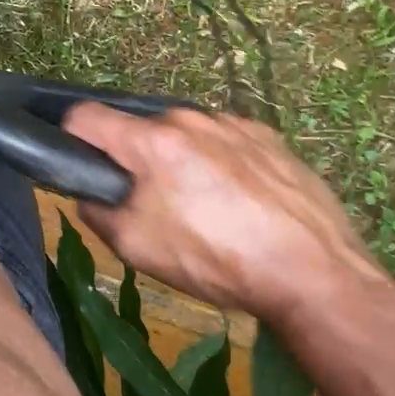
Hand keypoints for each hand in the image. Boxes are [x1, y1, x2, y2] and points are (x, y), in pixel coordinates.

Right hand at [63, 104, 387, 325]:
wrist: (320, 281)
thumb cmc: (217, 261)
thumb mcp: (133, 247)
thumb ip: (95, 210)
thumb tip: (93, 194)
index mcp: (149, 140)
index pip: (83, 115)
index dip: (74, 139)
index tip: (90, 168)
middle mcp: (187, 119)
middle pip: (137, 126)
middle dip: (136, 156)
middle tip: (155, 200)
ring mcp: (233, 124)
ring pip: (183, 133)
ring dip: (179, 157)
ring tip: (205, 203)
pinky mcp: (270, 138)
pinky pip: (225, 139)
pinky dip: (220, 161)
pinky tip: (240, 199)